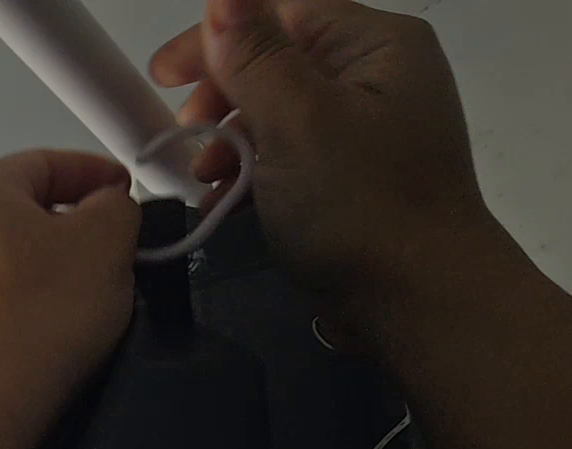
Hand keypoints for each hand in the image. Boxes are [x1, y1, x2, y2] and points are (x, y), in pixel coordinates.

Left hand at [0, 150, 139, 444]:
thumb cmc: (44, 313)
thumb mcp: (106, 240)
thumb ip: (115, 206)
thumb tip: (101, 209)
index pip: (43, 163)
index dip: (94, 172)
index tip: (128, 194)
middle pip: (19, 214)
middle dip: (71, 226)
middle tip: (114, 251)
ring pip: (5, 261)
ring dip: (48, 269)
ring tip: (86, 296)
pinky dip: (22, 305)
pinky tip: (48, 330)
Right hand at [151, 0, 514, 318]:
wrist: (412, 297)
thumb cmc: (357, 203)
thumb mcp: (299, 122)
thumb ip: (256, 59)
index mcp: (373, 45)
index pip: (284, 11)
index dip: (218, 33)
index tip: (160, 76)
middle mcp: (372, 78)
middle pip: (276, 63)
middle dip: (220, 97)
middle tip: (182, 139)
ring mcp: (360, 132)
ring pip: (274, 116)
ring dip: (227, 143)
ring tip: (202, 182)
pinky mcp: (345, 181)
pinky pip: (285, 159)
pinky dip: (248, 176)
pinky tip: (225, 203)